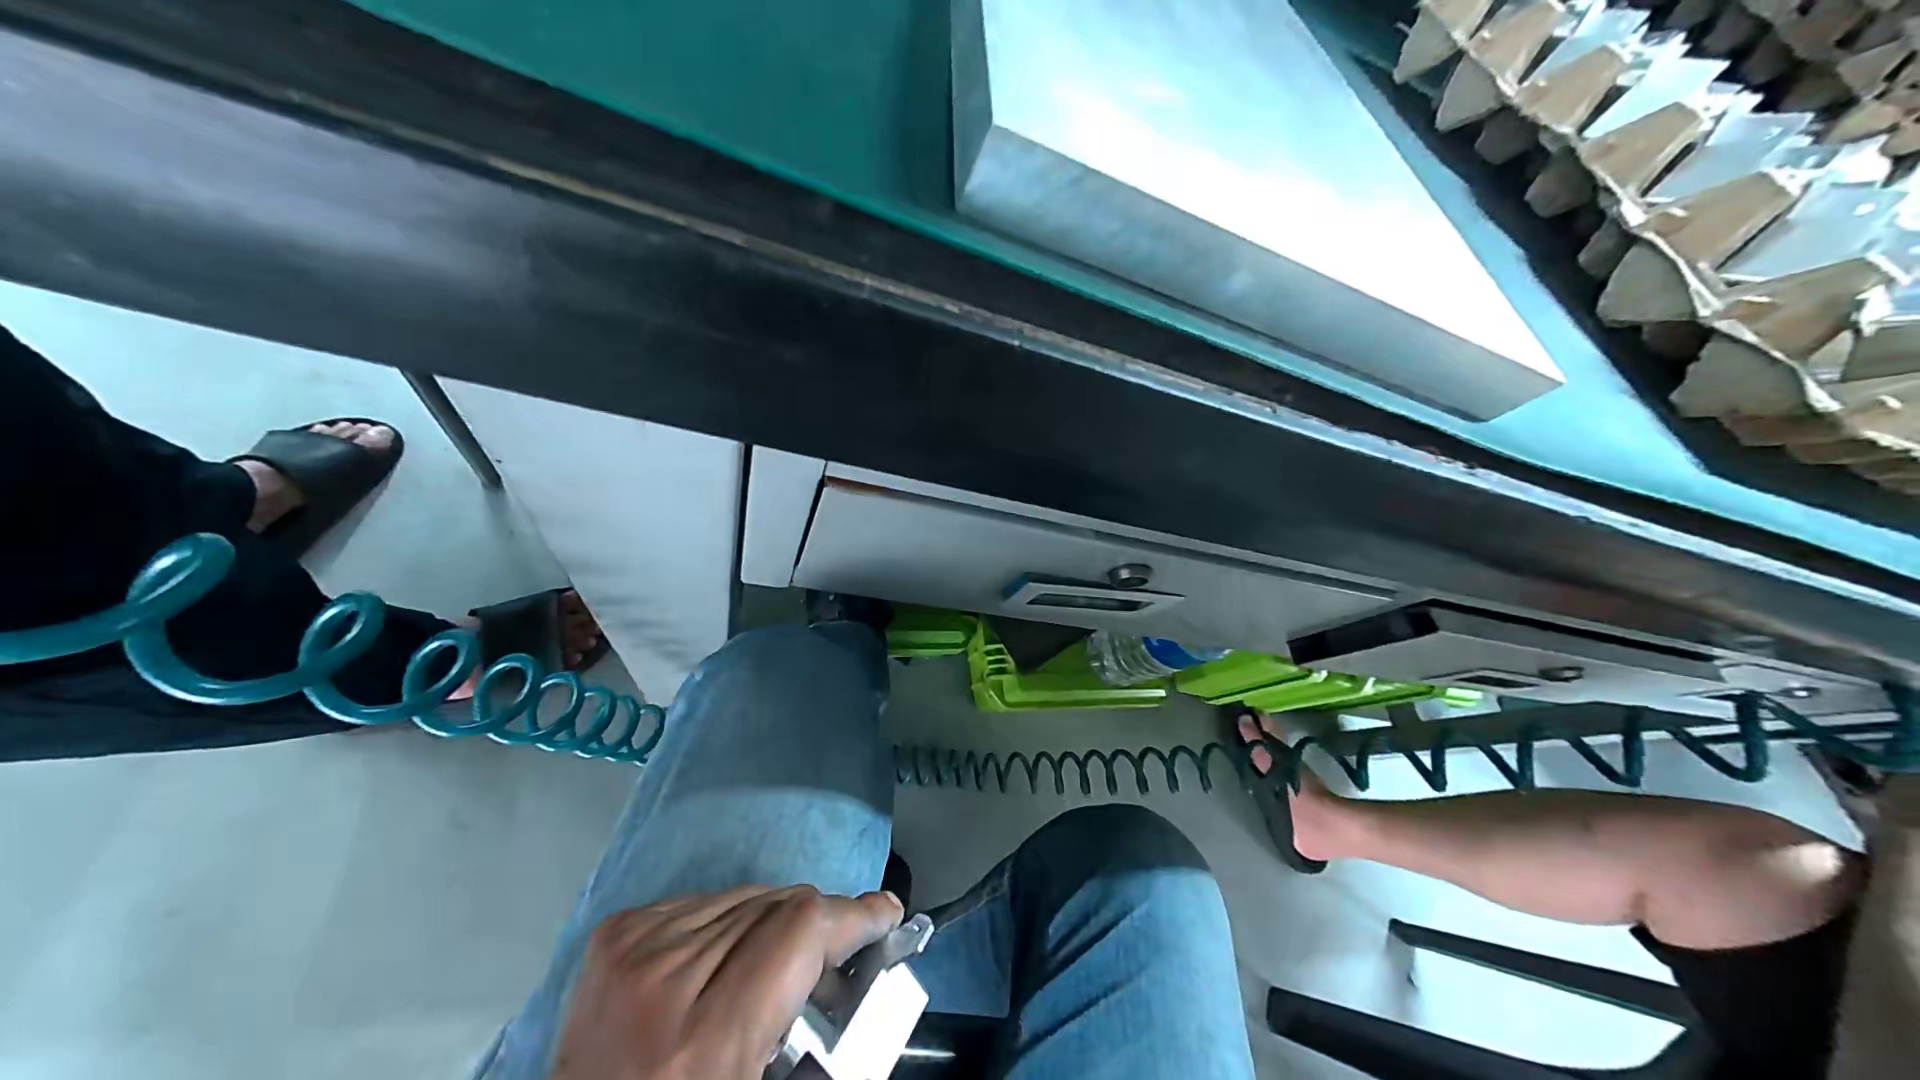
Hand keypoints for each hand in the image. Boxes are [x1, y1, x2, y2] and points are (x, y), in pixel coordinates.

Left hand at [549, 885, 903, 1079]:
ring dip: (775, 922)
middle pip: (778, 904)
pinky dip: (732, 922)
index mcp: (707, 1039)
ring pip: (746, 896)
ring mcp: (635, 947)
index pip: (800, 928)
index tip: (885, 916)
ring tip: (776, 968)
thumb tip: (867, 956)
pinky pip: (707, 901)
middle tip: (835, 963)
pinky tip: (728, 960)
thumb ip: (826, 1045)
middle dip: (820, 924)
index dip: (852, 915)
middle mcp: (665, 978)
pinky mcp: (617, 932)